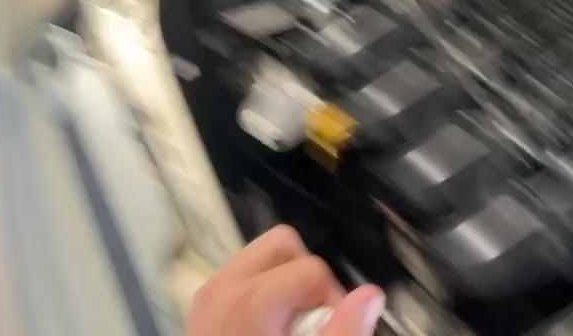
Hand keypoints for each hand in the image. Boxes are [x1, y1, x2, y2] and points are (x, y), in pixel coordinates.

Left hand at [186, 225, 385, 335]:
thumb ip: (341, 334)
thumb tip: (370, 297)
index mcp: (250, 304)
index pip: (311, 268)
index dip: (335, 300)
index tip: (337, 329)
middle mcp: (224, 289)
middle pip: (283, 246)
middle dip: (309, 280)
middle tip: (318, 325)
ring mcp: (209, 295)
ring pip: (262, 257)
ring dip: (286, 285)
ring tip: (296, 331)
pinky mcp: (203, 306)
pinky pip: (243, 275)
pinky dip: (264, 294)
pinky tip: (270, 333)